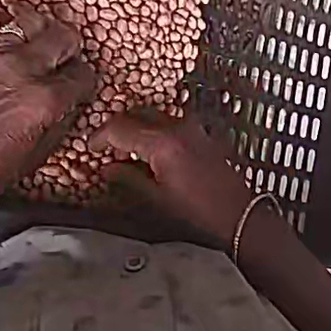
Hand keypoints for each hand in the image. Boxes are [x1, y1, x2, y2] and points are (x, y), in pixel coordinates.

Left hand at [0, 1, 95, 242]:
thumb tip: (69, 107)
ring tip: (38, 47)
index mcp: (45, 102)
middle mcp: (22, 71)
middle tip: (64, 65)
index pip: (83, 76)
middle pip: (64, 37)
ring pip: (31, 19)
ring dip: (40, 31)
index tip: (78, 91)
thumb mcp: (34, 157)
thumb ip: (58, 124)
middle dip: (70, 51)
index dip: (83, 85)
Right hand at [93, 109, 255, 247]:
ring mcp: (193, 128)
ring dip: (136, 127)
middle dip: (116, 129)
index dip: (100, 137)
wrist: (239, 215)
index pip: (119, 128)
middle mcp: (177, 128)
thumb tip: (107, 168)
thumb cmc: (199, 211)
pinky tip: (151, 152)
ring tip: (126, 151)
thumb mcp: (157, 198)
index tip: (91, 148)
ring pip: (153, 115)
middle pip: (135, 115)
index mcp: (162, 143)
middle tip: (105, 149)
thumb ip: (128, 178)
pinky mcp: (202, 134)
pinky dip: (155, 130)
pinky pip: (171, 122)